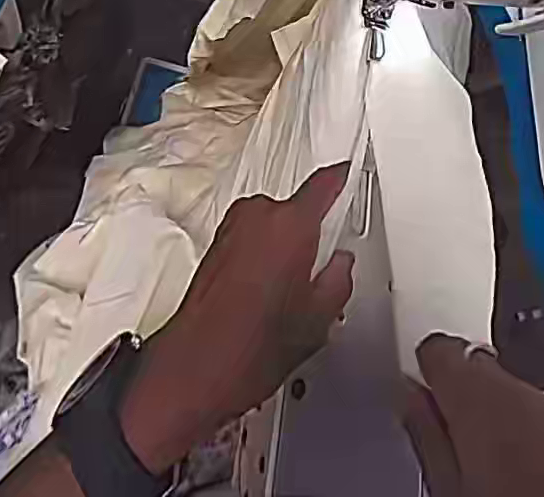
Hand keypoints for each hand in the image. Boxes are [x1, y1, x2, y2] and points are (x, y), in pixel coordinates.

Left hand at [118, 163, 355, 471]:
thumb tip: (340, 265)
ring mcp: (235, 225)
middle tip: (319, 269)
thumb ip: (340, 277)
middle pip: (300, 208)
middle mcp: (261, 215)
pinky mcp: (217, 240)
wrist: (192, 370)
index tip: (351, 174)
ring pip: (276, 222)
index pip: (326, 183)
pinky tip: (264, 292)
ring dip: (285, 244)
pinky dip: (262, 252)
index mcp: (292, 224)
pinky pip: (254, 233)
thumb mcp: (318, 320)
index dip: (344, 176)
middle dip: (312, 232)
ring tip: (286, 291)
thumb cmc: (246, 347)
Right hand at [401, 333, 543, 496]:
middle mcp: (527, 392)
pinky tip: (525, 469)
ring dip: (502, 412)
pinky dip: (533, 430)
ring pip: (517, 390)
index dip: (428, 365)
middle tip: (452, 432)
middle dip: (467, 390)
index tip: (422, 380)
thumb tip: (412, 396)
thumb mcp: (447, 487)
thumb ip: (427, 430)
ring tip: (490, 462)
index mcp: (481, 395)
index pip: (443, 348)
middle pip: (483, 367)